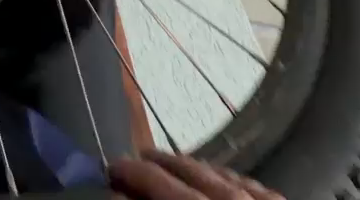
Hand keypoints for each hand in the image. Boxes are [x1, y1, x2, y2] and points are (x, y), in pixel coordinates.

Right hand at [109, 152, 283, 199]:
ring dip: (188, 168)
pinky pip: (250, 184)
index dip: (129, 173)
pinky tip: (217, 176)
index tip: (109, 169)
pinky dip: (226, 177)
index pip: (159, 184)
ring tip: (167, 165)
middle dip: (155, 165)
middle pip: (187, 172)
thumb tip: (121, 195)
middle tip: (130, 163)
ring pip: (218, 173)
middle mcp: (232, 199)